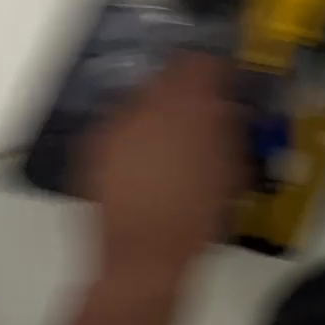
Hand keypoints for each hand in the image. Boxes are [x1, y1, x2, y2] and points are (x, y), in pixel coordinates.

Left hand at [78, 52, 242, 291]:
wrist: (142, 260)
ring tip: (177, 133)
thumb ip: (228, 129)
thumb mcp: (231, 170)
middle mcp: (145, 110)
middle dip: (187, 85)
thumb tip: (227, 106)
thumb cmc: (198, 217)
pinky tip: (150, 155)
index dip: (216, 67)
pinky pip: (122, 125)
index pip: (199, 65)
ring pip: (142, 99)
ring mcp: (114, 129)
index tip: (227, 76)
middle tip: (205, 105)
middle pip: (167, 76)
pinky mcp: (93, 150)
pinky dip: (138, 129)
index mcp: (186, 111)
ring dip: (161, 108)